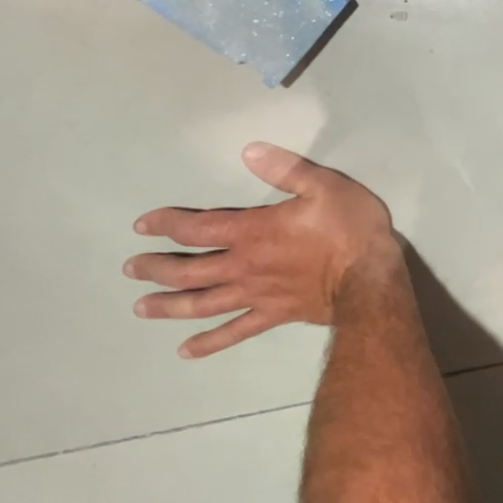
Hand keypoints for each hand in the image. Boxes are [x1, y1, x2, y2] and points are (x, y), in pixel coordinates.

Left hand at [126, 142, 402, 358]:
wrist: (370, 277)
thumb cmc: (350, 227)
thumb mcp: (326, 186)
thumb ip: (287, 169)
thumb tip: (249, 152)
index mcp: (253, 232)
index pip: (198, 228)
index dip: (167, 224)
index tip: (143, 225)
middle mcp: (243, 266)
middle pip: (188, 270)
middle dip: (156, 267)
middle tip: (131, 268)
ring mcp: (255, 295)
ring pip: (201, 303)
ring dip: (168, 305)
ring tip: (141, 306)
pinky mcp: (273, 316)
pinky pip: (234, 332)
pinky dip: (207, 343)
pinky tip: (186, 351)